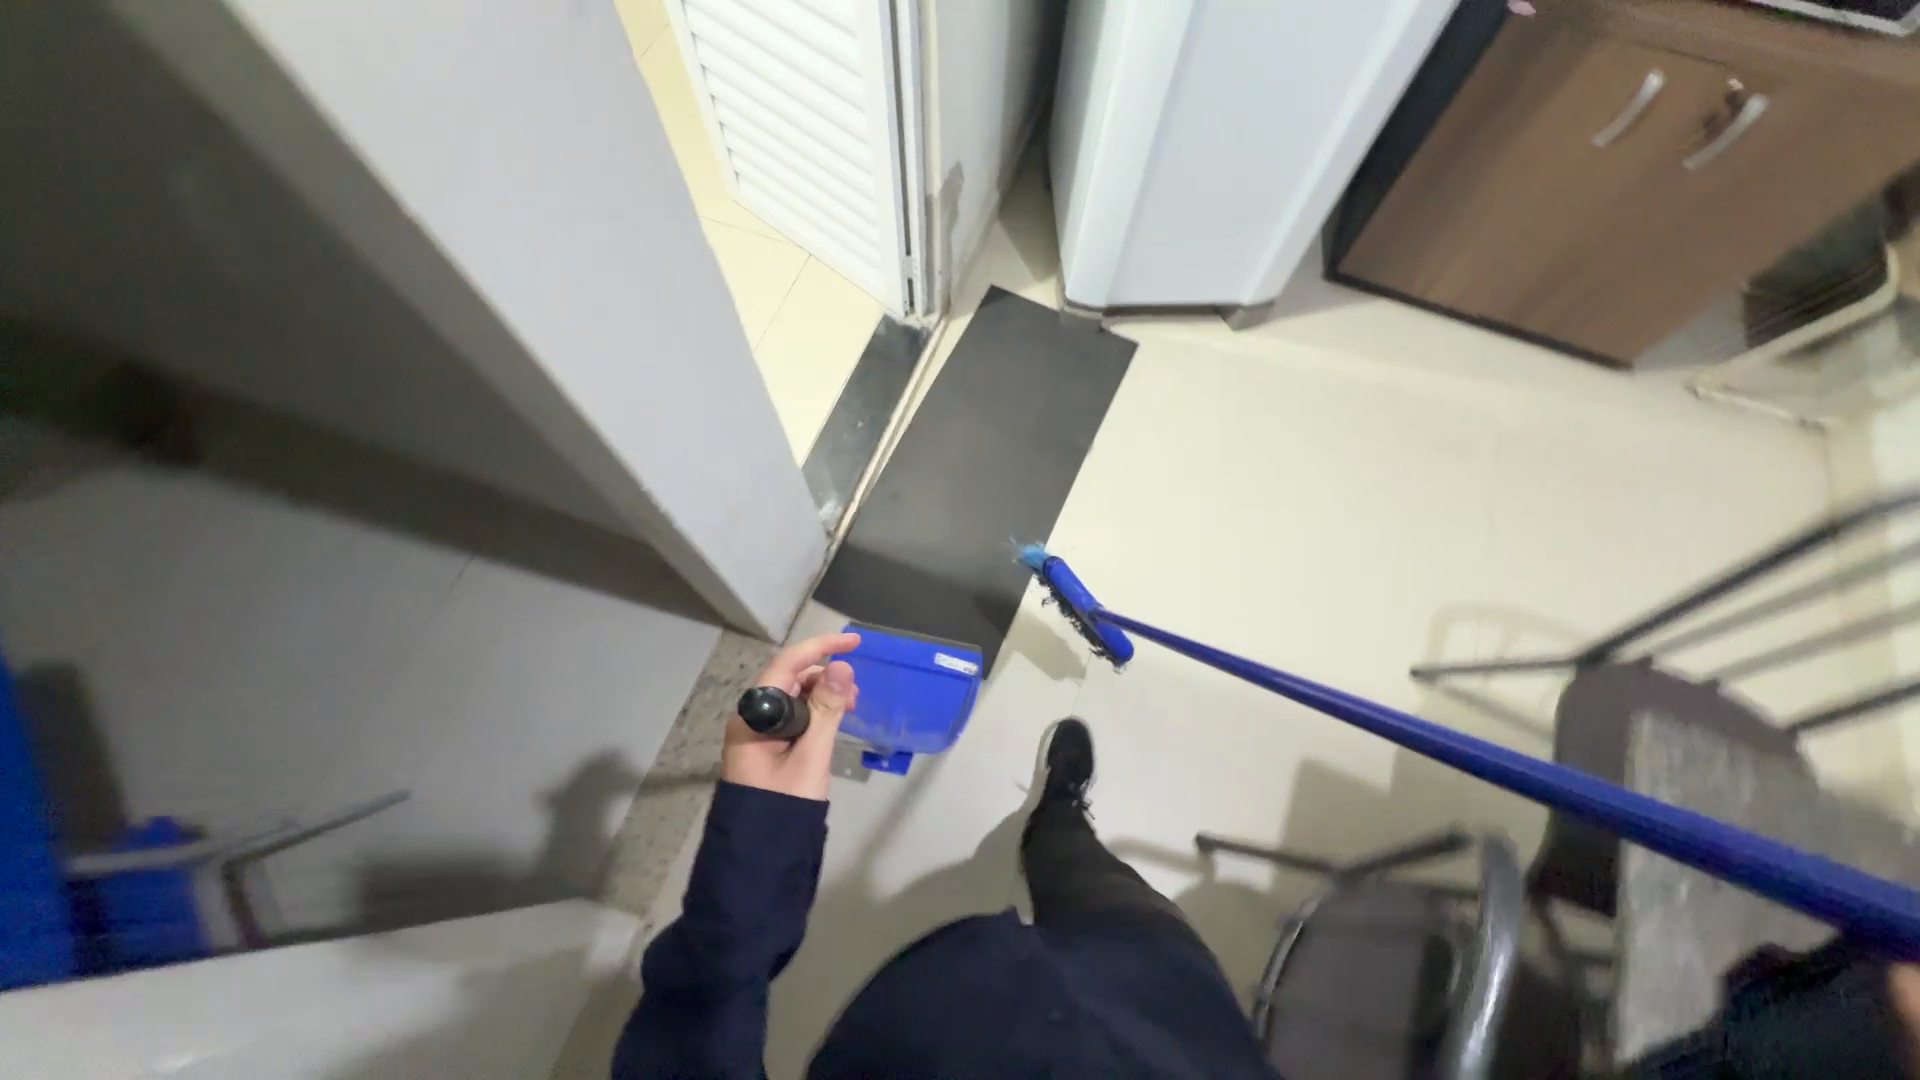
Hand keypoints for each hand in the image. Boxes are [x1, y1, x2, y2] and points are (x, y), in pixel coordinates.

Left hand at [722, 632, 860, 800]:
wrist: (759, 856)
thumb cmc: (784, 805)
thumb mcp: (811, 756)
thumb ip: (826, 710)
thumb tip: (841, 666)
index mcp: (753, 716)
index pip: (787, 665)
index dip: (821, 647)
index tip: (854, 643)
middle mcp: (750, 719)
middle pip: (789, 680)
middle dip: (825, 676)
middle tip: (856, 692)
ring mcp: (757, 735)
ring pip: (793, 699)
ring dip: (822, 696)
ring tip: (850, 708)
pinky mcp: (766, 749)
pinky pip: (792, 718)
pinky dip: (815, 714)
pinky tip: (833, 723)